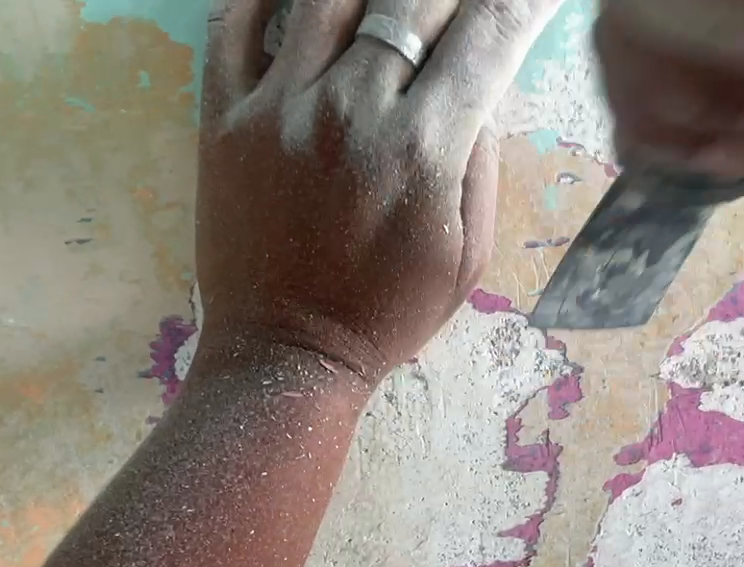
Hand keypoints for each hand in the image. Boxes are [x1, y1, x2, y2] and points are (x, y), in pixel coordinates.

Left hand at [194, 0, 557, 385]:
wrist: (289, 355)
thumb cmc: (387, 317)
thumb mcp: (466, 261)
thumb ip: (482, 166)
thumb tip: (483, 86)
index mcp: (422, 150)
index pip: (488, 34)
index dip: (520, 3)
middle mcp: (352, 108)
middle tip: (456, 15)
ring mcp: (279, 105)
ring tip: (387, 10)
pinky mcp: (223, 117)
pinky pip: (235, 16)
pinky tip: (301, 5)